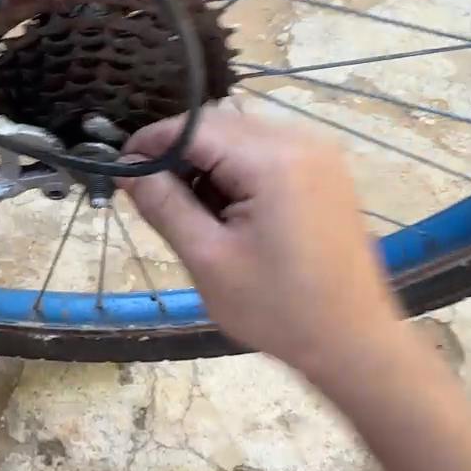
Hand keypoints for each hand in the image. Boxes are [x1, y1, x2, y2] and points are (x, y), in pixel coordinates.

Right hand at [118, 100, 408, 375]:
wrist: (353, 344)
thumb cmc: (278, 309)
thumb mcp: (207, 258)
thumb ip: (162, 204)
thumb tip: (124, 167)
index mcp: (273, 160)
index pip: (194, 128)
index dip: (149, 143)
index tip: (117, 168)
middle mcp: (301, 140)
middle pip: (217, 126)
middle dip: (177, 155)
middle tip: (147, 195)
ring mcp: (318, 154)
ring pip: (239, 137)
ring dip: (205, 163)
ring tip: (189, 212)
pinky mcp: (324, 171)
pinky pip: (264, 152)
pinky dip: (235, 170)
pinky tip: (225, 211)